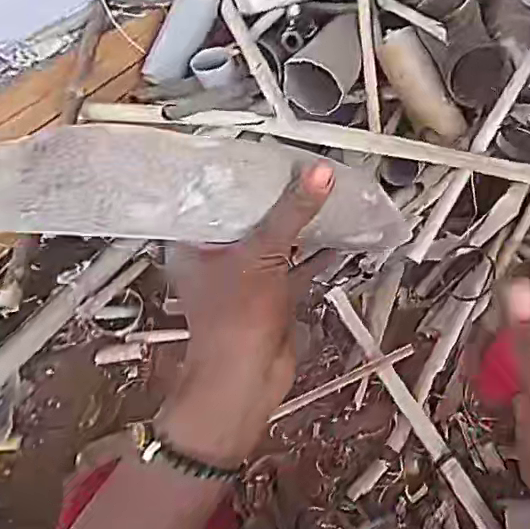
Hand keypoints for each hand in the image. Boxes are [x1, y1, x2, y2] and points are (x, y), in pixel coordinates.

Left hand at [158, 162, 333, 465]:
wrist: (248, 379)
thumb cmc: (235, 319)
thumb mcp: (263, 254)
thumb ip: (292, 213)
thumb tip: (316, 175)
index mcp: (193, 241)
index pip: (210, 193)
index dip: (234, 171)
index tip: (260, 148)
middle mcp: (215, 254)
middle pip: (247, 213)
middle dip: (275, 194)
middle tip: (298, 164)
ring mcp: (245, 273)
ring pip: (274, 236)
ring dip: (298, 220)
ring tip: (321, 189)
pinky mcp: (271, 290)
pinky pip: (295, 260)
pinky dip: (315, 248)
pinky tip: (336, 230)